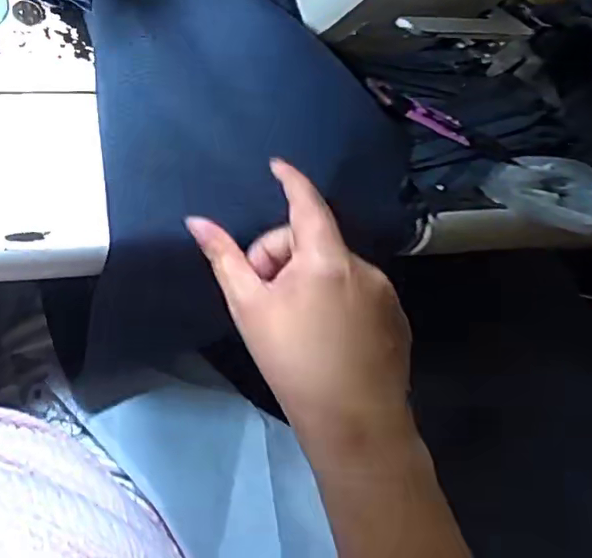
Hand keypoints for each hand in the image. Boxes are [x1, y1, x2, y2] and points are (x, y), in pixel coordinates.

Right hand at [187, 159, 412, 450]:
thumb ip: (223, 255)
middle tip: (262, 294)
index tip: (277, 165)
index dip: (291, 180)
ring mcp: (384, 294)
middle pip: (308, 240)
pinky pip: (352, 286)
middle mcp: (362, 269)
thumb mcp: (247, 304)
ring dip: (303, 275)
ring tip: (288, 317)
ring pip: (330, 265)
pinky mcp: (395, 318)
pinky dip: (329, 292)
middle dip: (279, 256)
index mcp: (326, 260)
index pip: (307, 204)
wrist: (356, 426)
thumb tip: (196, 222)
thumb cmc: (292, 359)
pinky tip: (318, 330)